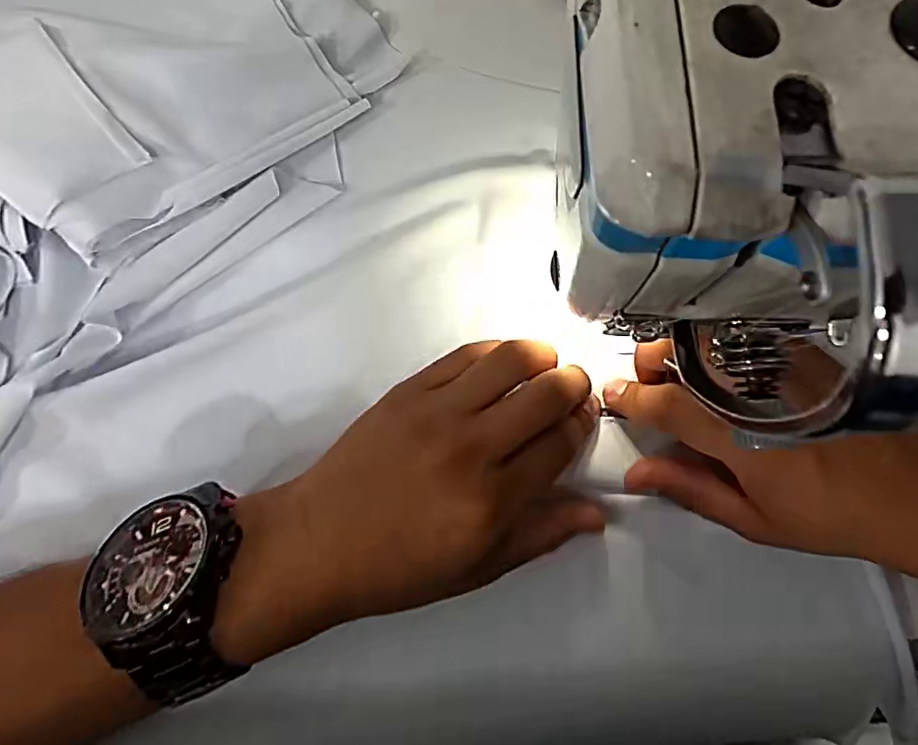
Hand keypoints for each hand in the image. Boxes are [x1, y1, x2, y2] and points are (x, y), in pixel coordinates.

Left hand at [212, 341, 603, 663]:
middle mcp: (472, 449)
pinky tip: (504, 360)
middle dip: (574, 384)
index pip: (561, 444)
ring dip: (542, 354)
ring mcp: (438, 412)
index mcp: (492, 502)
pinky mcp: (410, 389)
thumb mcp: (479, 568)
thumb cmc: (401, 566)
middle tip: (574, 388)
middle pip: (547, 394)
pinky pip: (466, 354)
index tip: (585, 416)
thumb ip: (542, 534)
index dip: (583, 424)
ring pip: (511, 359)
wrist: (319, 542)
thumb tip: (598, 511)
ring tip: (547, 363)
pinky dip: (496, 350)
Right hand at [603, 340, 917, 572]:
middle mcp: (752, 388)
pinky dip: (715, 348)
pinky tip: (722, 374)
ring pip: (706, 337)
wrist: (903, 488)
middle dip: (649, 361)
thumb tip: (640, 474)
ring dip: (679, 351)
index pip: (663, 401)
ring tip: (681, 380)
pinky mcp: (797, 352)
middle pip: (678, 350)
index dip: (630, 397)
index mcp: (735, 434)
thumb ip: (691, 488)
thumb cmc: (830, 513)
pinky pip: (739, 337)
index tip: (613, 396)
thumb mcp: (753, 518)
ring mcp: (777, 363)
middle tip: (646, 386)